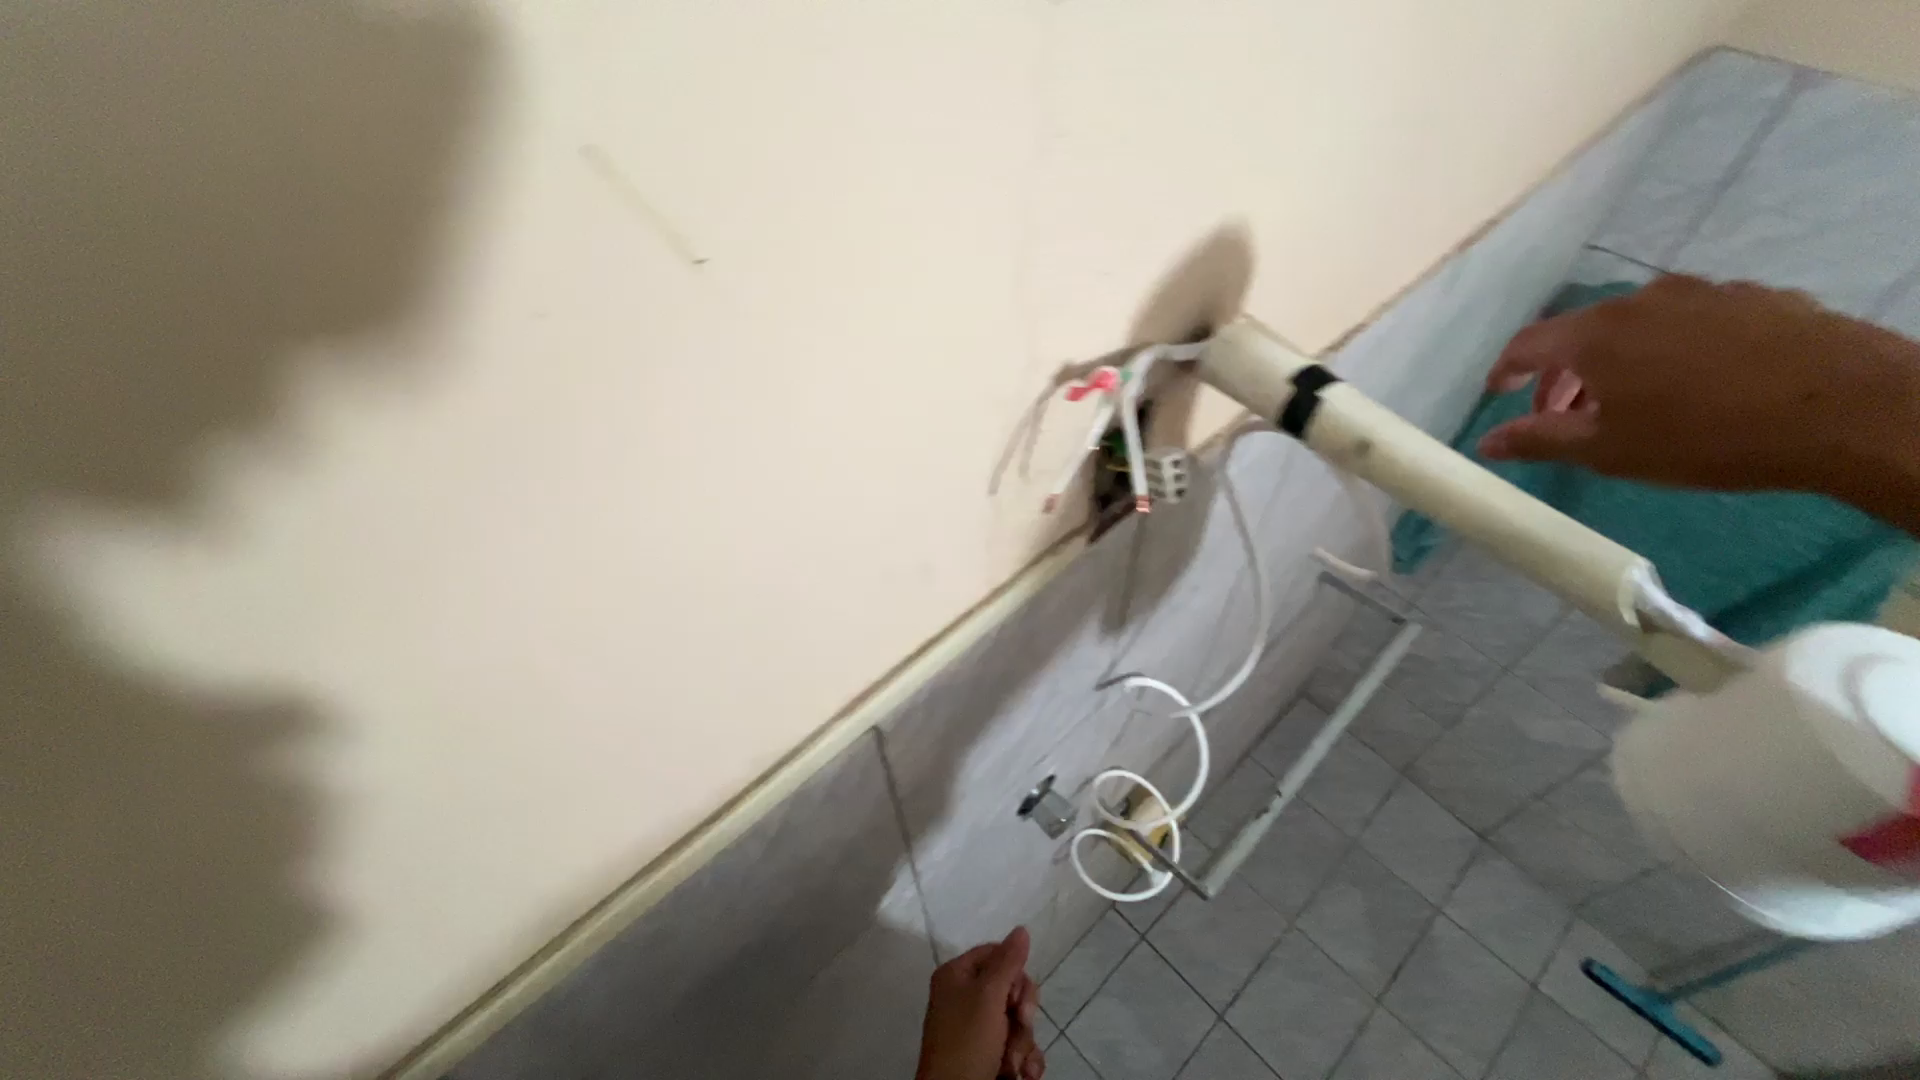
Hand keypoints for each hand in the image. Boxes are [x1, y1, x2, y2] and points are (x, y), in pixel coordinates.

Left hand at [916, 927, 1045, 1079]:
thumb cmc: (966, 1042)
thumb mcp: (988, 997)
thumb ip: (1008, 962)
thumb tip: (1021, 928)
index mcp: (957, 976)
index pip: (995, 954)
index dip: (1014, 972)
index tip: (1017, 992)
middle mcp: (965, 998)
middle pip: (1010, 989)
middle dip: (1021, 1013)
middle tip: (1020, 1023)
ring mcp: (977, 1030)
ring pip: (1017, 1021)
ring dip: (1023, 1043)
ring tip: (1014, 1063)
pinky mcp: (989, 1056)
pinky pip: (1017, 1047)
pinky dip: (1025, 1060)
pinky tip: (1024, 1074)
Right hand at [1479, 275, 1919, 509]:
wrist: (1851, 411)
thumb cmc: (1704, 436)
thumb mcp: (1607, 450)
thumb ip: (1538, 440)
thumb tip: (1485, 442)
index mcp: (1596, 334)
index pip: (1527, 343)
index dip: (1505, 370)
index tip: (1498, 393)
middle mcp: (1643, 300)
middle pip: (1582, 332)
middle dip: (1563, 373)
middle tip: (1563, 414)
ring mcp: (1707, 293)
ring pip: (1639, 324)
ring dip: (1618, 360)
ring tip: (1631, 401)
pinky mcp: (1761, 298)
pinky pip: (1694, 321)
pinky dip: (1674, 348)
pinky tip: (1697, 384)